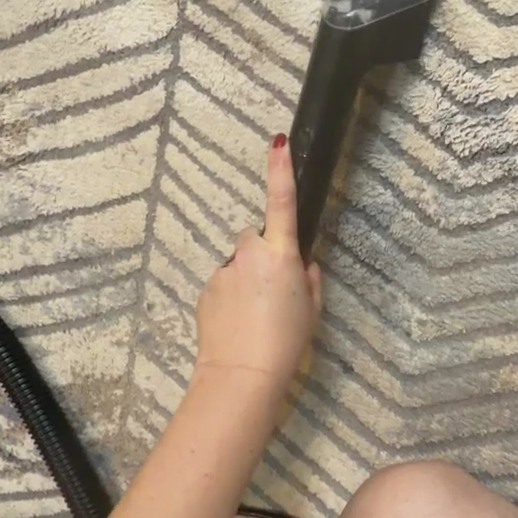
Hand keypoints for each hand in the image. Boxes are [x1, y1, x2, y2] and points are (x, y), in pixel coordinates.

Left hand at [194, 134, 322, 384]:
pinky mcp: (205, 289)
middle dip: (263, 252)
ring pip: (239, 263)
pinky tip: (238, 322)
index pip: (282, 203)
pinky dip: (231, 296)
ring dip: (246, 278)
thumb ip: (308, 279)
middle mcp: (249, 254)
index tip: (279, 142)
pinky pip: (224, 283)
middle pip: (255, 237)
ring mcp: (223, 271)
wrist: (242, 375)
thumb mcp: (313, 309)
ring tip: (255, 314)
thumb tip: (301, 264)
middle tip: (274, 288)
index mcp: (281, 254)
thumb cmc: (287, 342)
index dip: (281, 170)